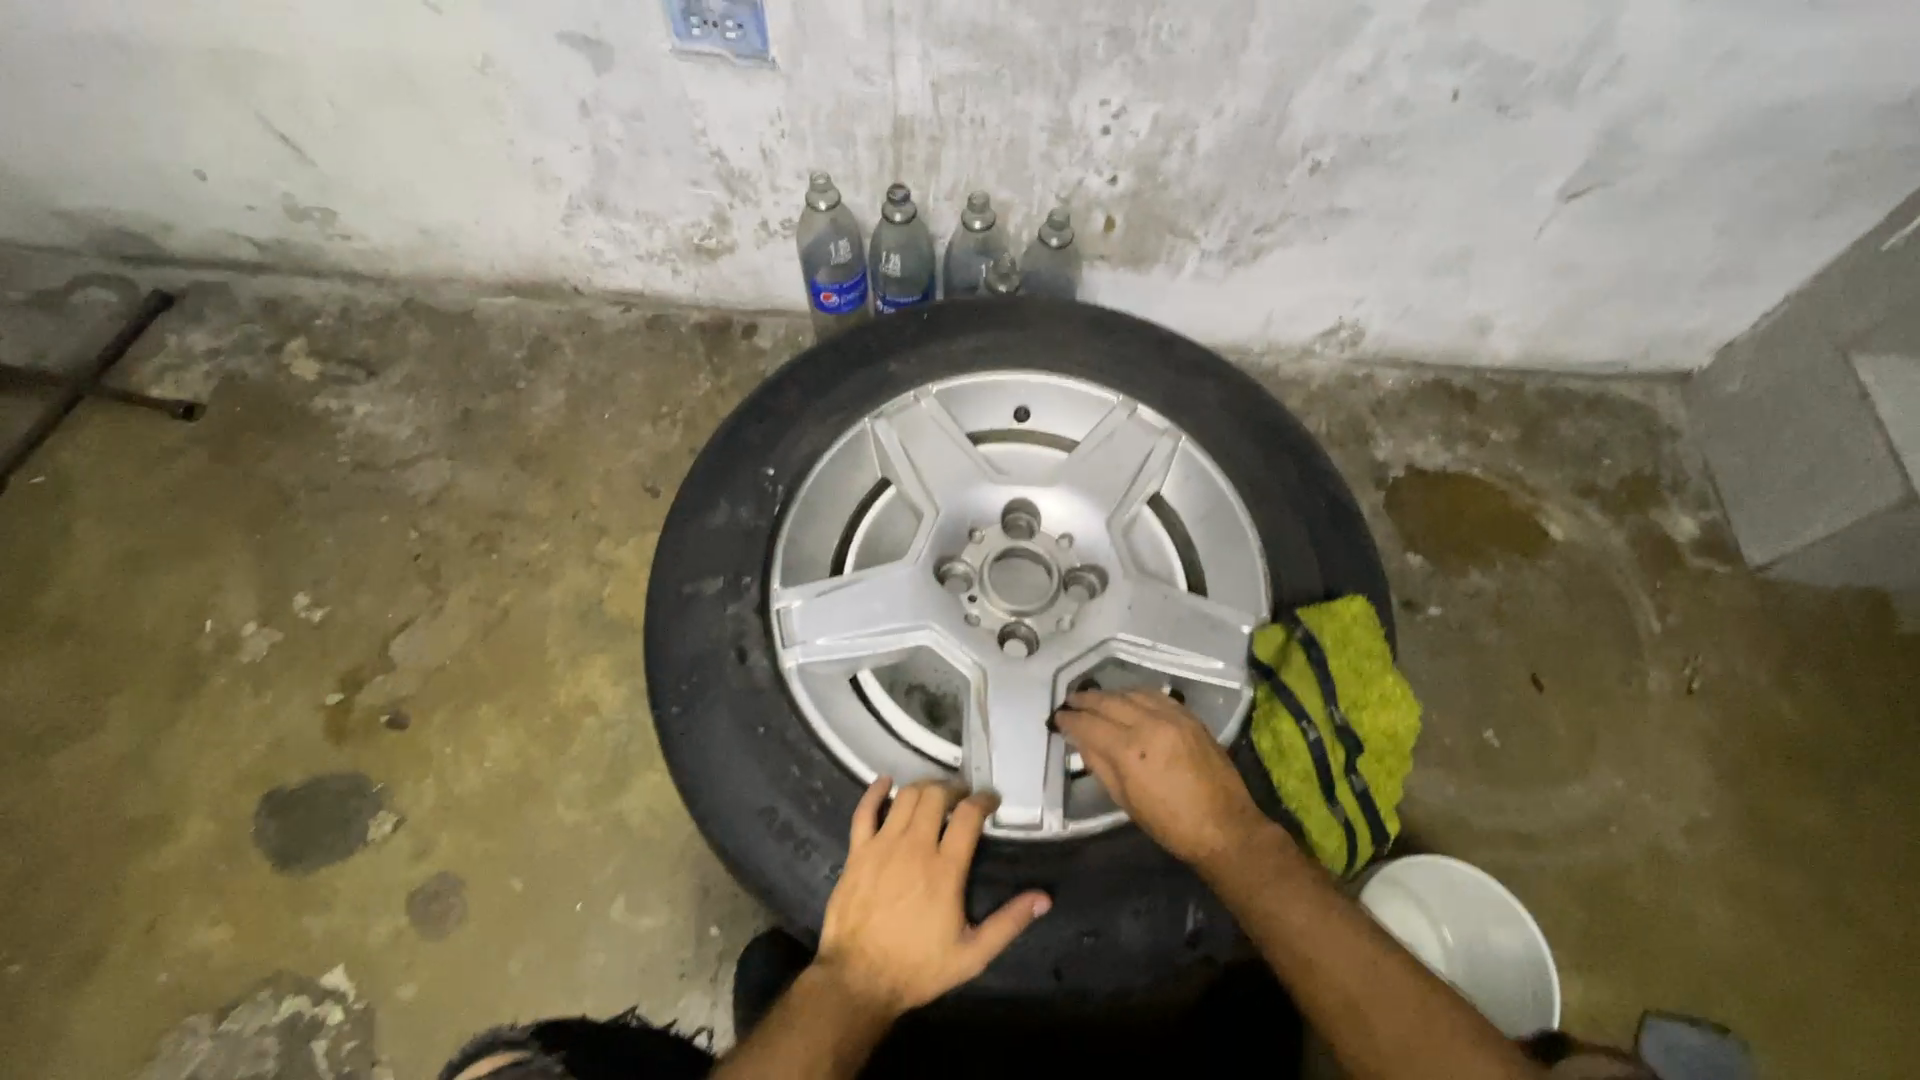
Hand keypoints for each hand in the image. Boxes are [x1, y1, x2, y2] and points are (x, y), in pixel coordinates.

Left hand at [812, 778, 1051, 1017]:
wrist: (858, 979)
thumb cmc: (917, 968)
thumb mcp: (972, 954)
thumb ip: (1008, 923)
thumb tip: (1043, 898)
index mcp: (945, 869)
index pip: (968, 816)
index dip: (983, 800)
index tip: (991, 800)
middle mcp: (914, 847)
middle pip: (935, 796)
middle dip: (953, 789)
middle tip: (963, 796)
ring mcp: (882, 846)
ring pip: (905, 797)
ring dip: (923, 787)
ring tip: (934, 793)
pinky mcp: (857, 852)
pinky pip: (864, 810)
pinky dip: (875, 791)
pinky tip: (885, 782)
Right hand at [1054, 690, 1275, 869]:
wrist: (1224, 827)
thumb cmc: (1170, 824)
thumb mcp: (1125, 800)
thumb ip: (1100, 764)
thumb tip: (1082, 740)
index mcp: (1130, 751)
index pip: (1089, 724)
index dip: (1070, 720)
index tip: (1058, 717)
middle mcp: (1150, 725)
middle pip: (1109, 701)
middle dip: (1085, 700)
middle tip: (1070, 701)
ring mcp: (1173, 717)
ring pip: (1132, 693)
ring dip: (1110, 694)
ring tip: (1096, 699)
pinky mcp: (1191, 717)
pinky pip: (1156, 696)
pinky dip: (1136, 695)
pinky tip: (1128, 699)